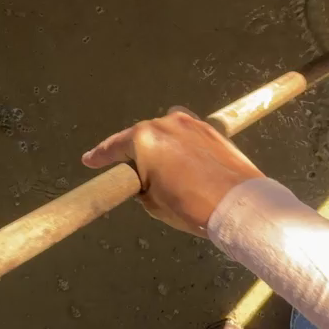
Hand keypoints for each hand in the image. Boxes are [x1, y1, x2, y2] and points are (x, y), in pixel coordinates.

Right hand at [82, 108, 263, 235]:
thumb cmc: (191, 206)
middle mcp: (166, 123)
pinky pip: (187, 132)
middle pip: (142, 136)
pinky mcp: (211, 129)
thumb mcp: (153, 203)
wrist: (238, 203)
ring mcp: (191, 122)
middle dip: (136, 152)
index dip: (100, 156)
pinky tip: (183, 156)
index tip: (90, 160)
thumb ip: (142, 183)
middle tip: (133, 173)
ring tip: (162, 167)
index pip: (114, 147)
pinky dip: (181, 142)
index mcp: (144, 139)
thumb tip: (146, 178)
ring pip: (166, 130)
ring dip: (161, 145)